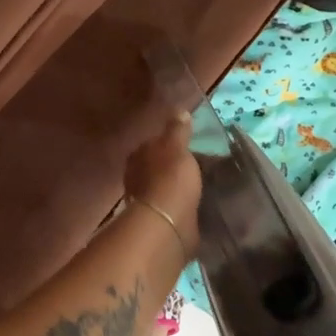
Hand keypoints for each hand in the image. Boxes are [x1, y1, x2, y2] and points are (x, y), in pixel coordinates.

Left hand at [124, 113, 201, 253]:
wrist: (168, 224)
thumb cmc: (170, 179)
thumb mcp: (176, 147)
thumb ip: (177, 130)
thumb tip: (179, 110)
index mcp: (137, 156)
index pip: (152, 143)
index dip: (168, 142)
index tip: (187, 143)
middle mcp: (136, 177)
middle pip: (156, 166)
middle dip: (172, 165)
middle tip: (196, 163)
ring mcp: (146, 201)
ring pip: (163, 186)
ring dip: (177, 185)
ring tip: (199, 183)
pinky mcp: (159, 220)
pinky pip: (172, 205)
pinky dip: (181, 203)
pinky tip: (195, 202)